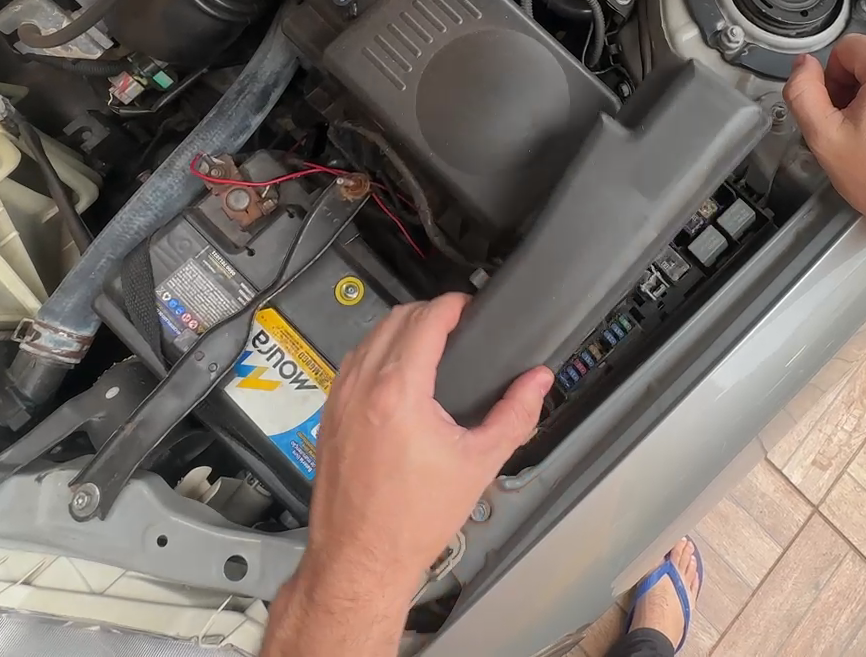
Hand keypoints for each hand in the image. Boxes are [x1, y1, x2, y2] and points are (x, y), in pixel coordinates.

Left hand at [301, 293, 550, 611]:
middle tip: (457, 326)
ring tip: (431, 342)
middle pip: (397, 317)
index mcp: (399, 392)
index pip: (425, 319)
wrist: (360, 561)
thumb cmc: (412, 520)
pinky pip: (352, 360)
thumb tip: (537, 381)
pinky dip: (377, 349)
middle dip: (430, 312)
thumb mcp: (479, 464)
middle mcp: (362, 386)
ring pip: (370, 334)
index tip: (469, 308)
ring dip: (401, 327)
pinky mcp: (328, 413)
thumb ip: (515, 415)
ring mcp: (339, 398)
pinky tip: (398, 369)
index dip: (452, 304)